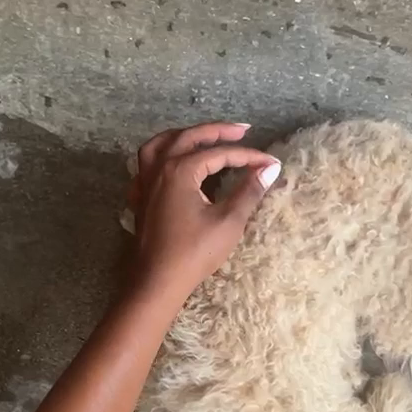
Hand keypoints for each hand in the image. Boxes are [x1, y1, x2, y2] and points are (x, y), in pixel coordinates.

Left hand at [126, 122, 280, 303]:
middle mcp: (158, 169)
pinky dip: (161, 155)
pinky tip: (171, 164)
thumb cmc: (193, 253)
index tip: (270, 162)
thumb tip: (271, 169)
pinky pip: (146, 164)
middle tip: (243, 130)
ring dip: (184, 136)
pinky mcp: (140, 198)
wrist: (156, 281)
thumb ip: (249, 191)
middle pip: (189, 138)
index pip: (219, 153)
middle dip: (217, 131)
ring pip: (161, 144)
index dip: (247, 155)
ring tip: (204, 137)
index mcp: (180, 170)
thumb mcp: (228, 222)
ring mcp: (145, 182)